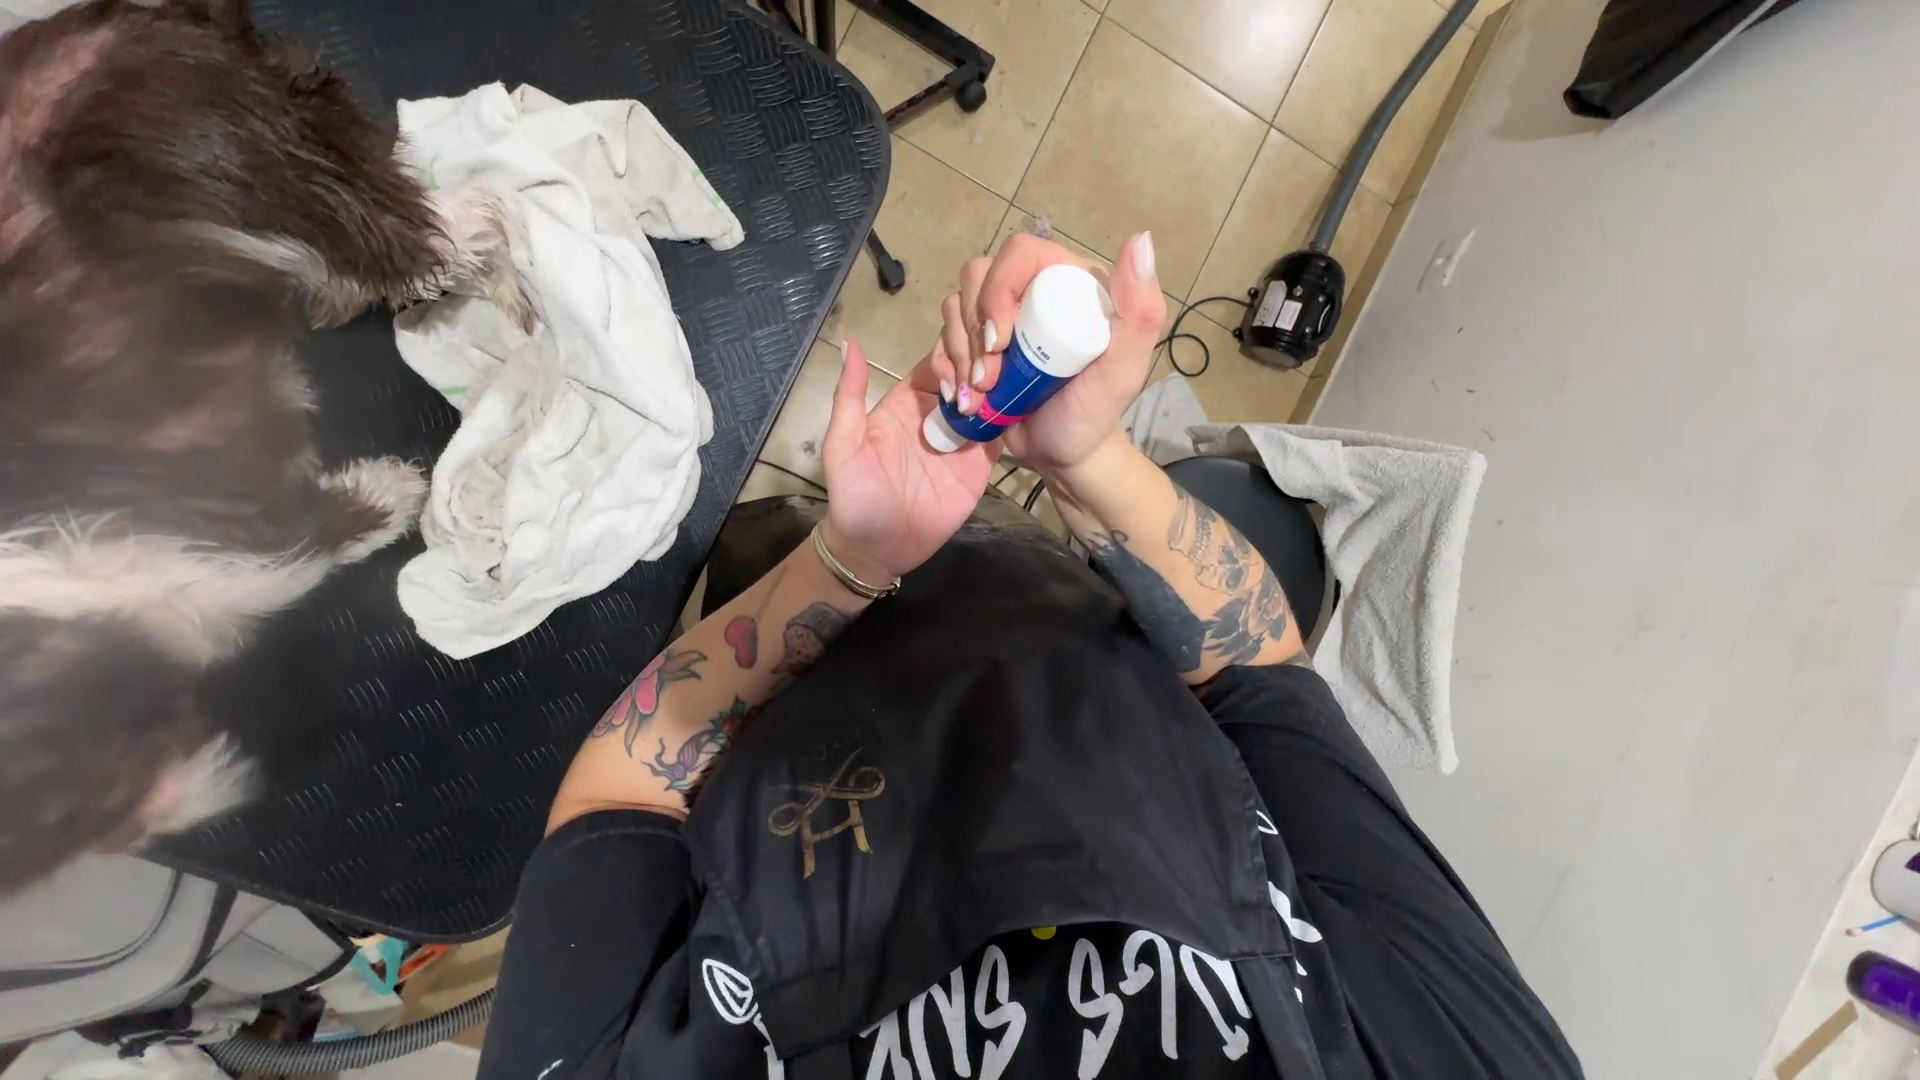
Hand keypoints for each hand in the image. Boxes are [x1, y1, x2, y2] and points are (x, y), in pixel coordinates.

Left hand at [821, 338, 999, 580]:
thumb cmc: (854, 497)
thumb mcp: (842, 445)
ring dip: (1000, 388)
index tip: (958, 367)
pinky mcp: (980, 467)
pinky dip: (1012, 418)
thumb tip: (851, 343)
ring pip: (988, 400)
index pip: (935, 362)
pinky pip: (1000, 435)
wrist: (875, 551)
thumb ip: (849, 395)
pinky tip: (1023, 406)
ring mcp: (962, 441)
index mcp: (905, 402)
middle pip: (967, 376)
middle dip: (980, 368)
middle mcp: (937, 415)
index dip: (949, 354)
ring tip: (1009, 385)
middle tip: (988, 377)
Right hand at [913, 231, 1165, 475]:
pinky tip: (962, 398)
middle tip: (989, 379)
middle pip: (977, 276)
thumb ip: (1141, 311)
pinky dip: (945, 369)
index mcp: (1065, 281)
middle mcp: (1029, 291)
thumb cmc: (1095, 413)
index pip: (1019, 254)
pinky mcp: (976, 346)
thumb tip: (1140, 240)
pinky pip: (943, 338)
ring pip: (955, 306)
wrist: (1063, 455)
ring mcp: (999, 319)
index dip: (998, 291)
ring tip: (979, 396)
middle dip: (974, 331)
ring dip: (959, 355)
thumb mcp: (1124, 369)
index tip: (1000, 342)